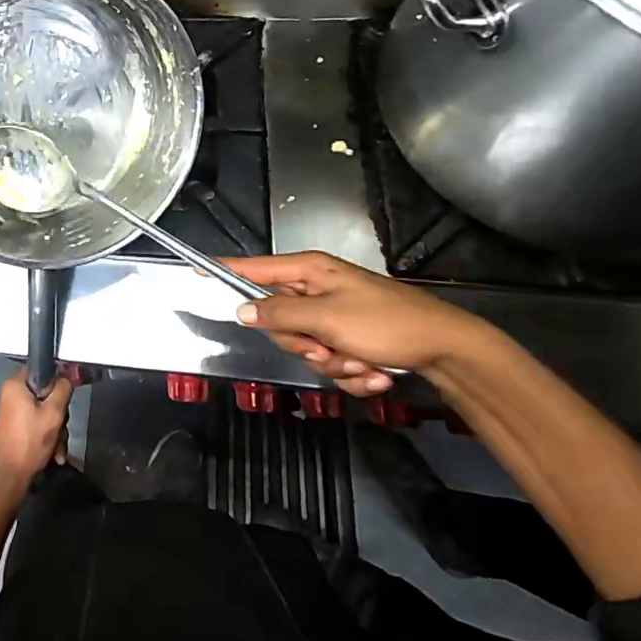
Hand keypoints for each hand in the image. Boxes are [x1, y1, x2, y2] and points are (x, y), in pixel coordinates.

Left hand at [0, 373, 72, 483]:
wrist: (9, 478)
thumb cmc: (30, 442)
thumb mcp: (53, 413)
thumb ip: (63, 389)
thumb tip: (66, 376)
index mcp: (15, 385)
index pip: (41, 368)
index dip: (58, 378)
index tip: (69, 392)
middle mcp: (11, 394)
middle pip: (45, 393)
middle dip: (58, 414)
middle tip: (61, 427)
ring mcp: (12, 411)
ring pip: (44, 411)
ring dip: (56, 429)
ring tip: (57, 448)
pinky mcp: (16, 426)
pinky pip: (37, 423)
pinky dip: (47, 436)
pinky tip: (53, 453)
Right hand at [220, 251, 508, 396]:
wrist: (444, 349)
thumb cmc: (387, 323)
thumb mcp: (327, 318)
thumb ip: (280, 313)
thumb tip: (242, 308)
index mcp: (310, 272)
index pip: (255, 268)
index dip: (226, 270)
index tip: (196, 269)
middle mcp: (317, 290)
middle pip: (278, 320)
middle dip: (303, 344)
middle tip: (326, 347)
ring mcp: (332, 315)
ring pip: (304, 347)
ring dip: (331, 363)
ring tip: (361, 361)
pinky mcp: (348, 338)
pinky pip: (329, 360)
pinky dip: (350, 372)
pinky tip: (373, 373)